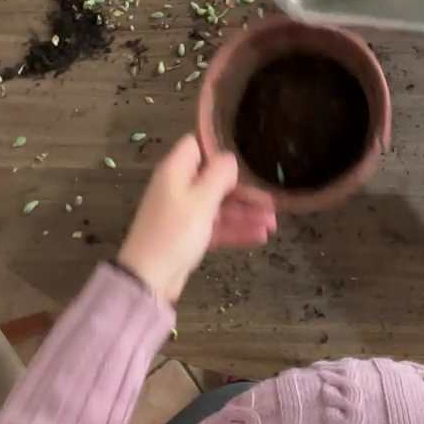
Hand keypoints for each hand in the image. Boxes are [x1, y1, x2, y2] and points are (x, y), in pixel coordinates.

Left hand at [118, 135, 274, 304]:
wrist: (150, 278)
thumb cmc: (175, 232)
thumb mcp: (200, 200)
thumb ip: (218, 175)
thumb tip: (230, 157)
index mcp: (176, 171)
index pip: (197, 145)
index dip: (220, 148)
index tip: (248, 156)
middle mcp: (180, 187)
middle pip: (215, 179)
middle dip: (244, 189)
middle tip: (271, 200)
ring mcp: (185, 212)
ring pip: (220, 205)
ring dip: (246, 212)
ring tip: (274, 222)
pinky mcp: (190, 235)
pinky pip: (217, 226)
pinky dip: (237, 229)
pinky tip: (261, 236)